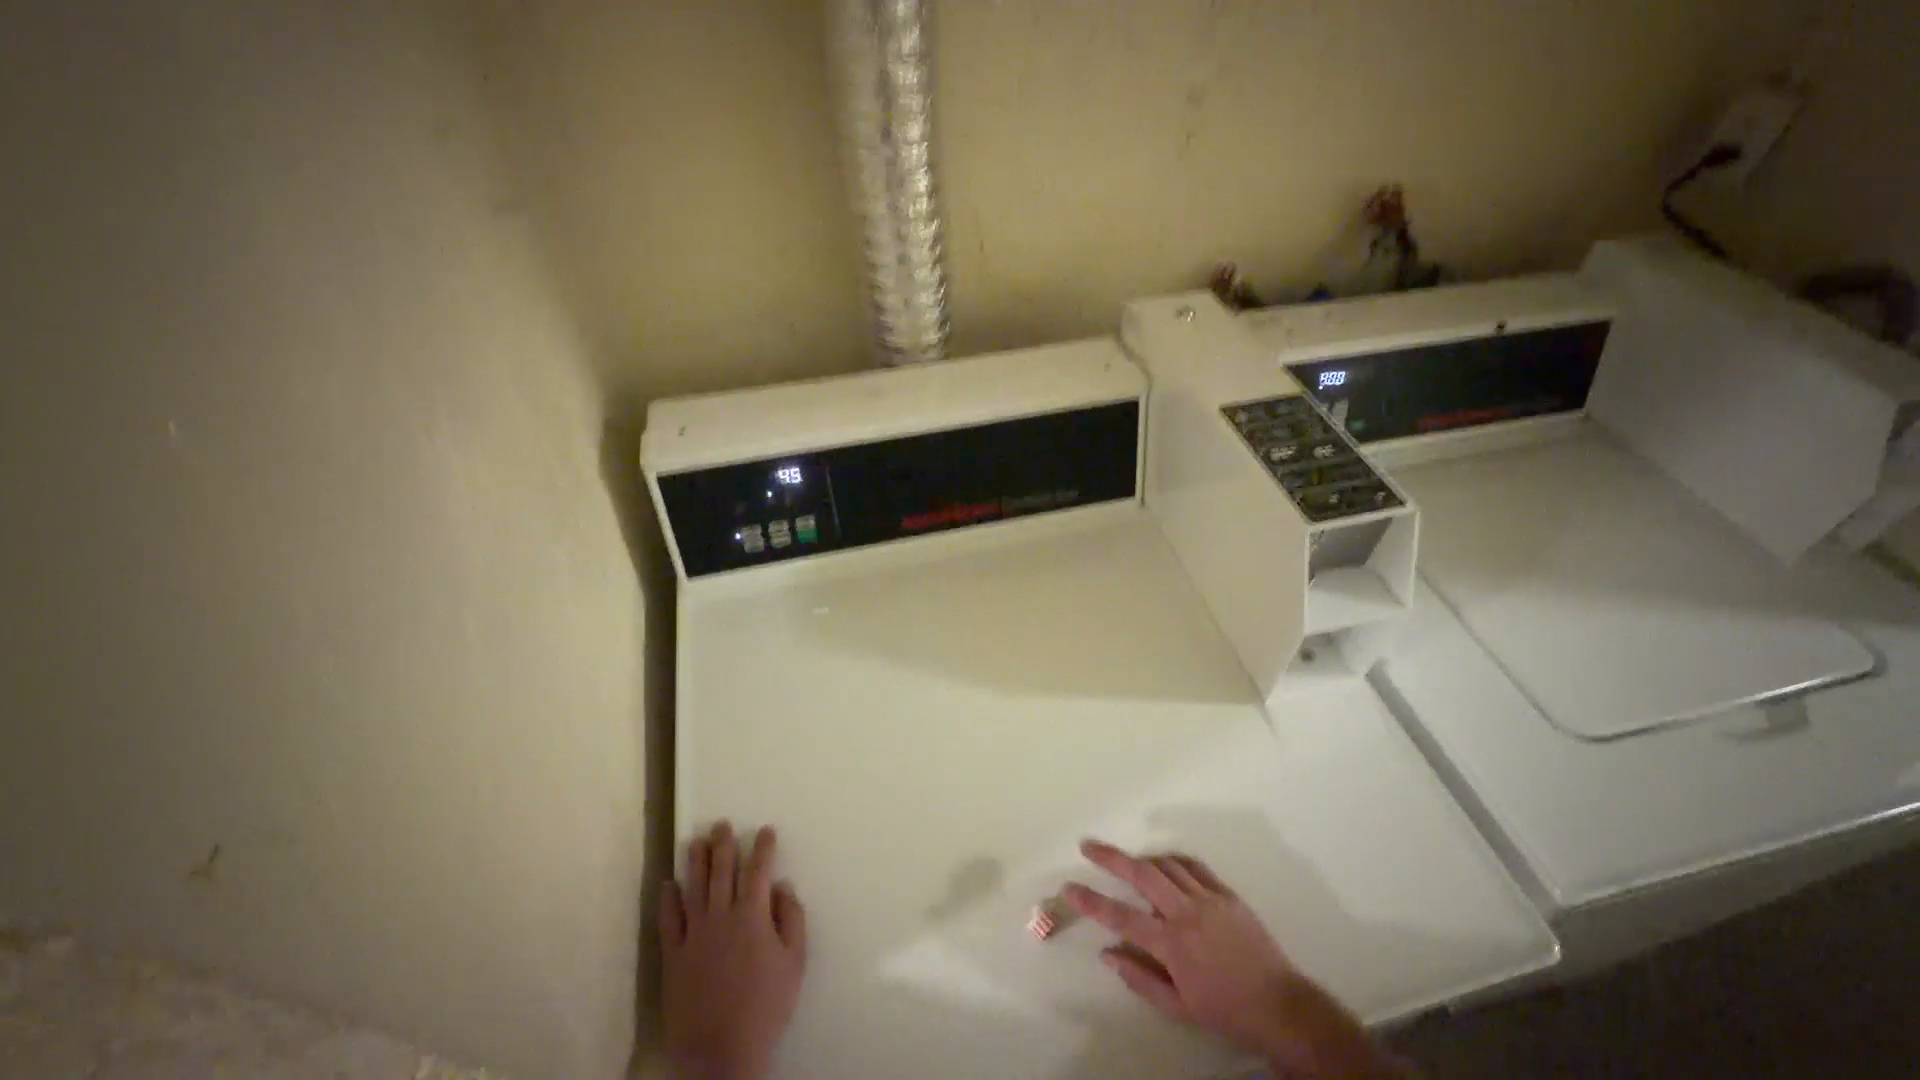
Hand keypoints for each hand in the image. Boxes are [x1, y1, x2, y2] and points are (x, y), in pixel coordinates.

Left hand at [661, 822, 807, 1079]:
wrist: (722, 1048)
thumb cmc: (766, 1005)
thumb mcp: (795, 962)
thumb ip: (792, 919)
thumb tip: (783, 887)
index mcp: (753, 916)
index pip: (759, 871)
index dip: (763, 848)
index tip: (766, 830)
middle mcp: (721, 916)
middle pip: (722, 871)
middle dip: (724, 844)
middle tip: (723, 824)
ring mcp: (694, 934)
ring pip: (694, 887)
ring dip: (696, 861)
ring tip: (696, 840)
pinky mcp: (673, 954)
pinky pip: (668, 919)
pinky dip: (668, 898)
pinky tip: (668, 883)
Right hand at [1065, 840, 1406, 1078]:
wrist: (1279, 1005)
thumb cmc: (1223, 1010)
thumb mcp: (1177, 1006)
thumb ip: (1138, 978)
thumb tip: (1107, 953)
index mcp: (1170, 944)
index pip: (1120, 915)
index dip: (1091, 900)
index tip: (1069, 887)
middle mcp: (1186, 913)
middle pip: (1142, 873)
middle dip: (1111, 857)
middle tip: (1088, 846)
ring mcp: (1209, 900)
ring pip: (1168, 865)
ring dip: (1142, 858)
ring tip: (1125, 859)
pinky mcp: (1228, 895)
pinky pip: (1196, 867)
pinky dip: (1174, 860)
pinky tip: (1165, 863)